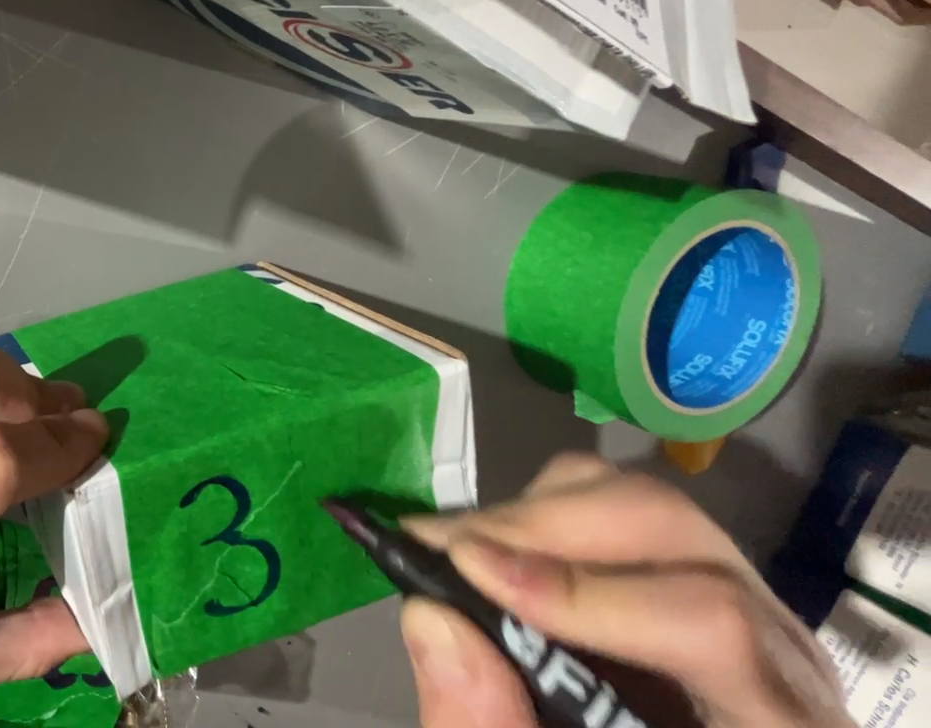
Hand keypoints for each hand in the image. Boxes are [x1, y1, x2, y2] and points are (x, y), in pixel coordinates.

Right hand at [398, 453, 849, 727]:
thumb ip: (497, 727)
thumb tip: (431, 616)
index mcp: (775, 726)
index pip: (715, 625)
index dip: (582, 589)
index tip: (466, 569)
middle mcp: (778, 659)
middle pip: (673, 533)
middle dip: (538, 526)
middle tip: (443, 548)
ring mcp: (736, 610)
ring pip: (636, 504)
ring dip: (526, 515)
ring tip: (453, 550)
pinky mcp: (674, 583)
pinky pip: (608, 509)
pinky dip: (530, 515)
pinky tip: (484, 557)